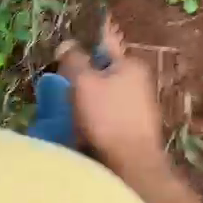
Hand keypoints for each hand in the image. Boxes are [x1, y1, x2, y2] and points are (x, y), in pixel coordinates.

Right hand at [58, 21, 166, 174]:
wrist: (133, 168)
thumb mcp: (84, 81)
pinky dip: (95, 115)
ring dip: (87, 96)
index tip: (71, 34)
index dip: (86, 37)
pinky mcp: (134, 129)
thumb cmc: (109, 117)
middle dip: (83, 74)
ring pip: (104, 92)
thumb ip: (74, 58)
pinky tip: (81, 125)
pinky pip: (108, 113)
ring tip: (68, 105)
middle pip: (102, 69)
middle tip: (62, 79)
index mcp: (131, 64)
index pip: (104, 41)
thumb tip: (67, 45)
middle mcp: (139, 81)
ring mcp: (139, 106)